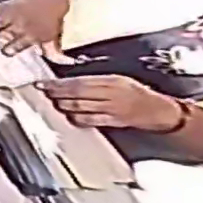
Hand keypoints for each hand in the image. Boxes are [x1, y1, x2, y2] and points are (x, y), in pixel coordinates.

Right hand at [0, 0, 70, 55]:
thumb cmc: (47, 21)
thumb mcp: (52, 36)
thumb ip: (52, 50)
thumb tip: (63, 63)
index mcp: (30, 36)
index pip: (20, 44)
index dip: (13, 48)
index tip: (6, 52)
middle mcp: (18, 27)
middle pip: (5, 36)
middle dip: (0, 39)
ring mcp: (9, 17)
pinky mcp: (1, 7)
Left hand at [39, 75, 187, 132]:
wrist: (161, 111)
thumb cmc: (134, 94)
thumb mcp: (116, 81)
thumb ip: (91, 81)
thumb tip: (61, 83)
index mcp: (112, 81)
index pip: (79, 81)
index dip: (57, 83)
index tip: (41, 84)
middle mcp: (113, 94)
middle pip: (77, 93)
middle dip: (56, 93)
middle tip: (45, 93)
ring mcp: (114, 109)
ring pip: (79, 106)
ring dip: (63, 105)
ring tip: (56, 103)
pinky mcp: (115, 121)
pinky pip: (89, 120)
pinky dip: (76, 118)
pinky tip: (70, 116)